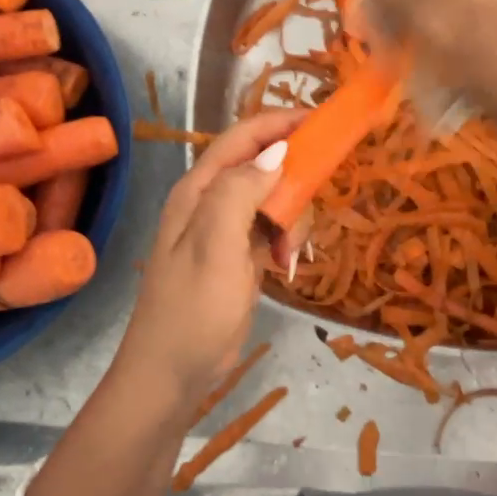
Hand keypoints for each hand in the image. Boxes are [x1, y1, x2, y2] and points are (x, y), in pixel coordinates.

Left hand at [114, 110, 304, 400]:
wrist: (171, 374)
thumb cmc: (192, 309)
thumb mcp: (216, 246)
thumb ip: (240, 192)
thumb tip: (278, 151)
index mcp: (199, 190)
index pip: (244, 137)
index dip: (282, 123)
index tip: (325, 121)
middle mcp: (211, 201)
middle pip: (265, 166)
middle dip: (294, 181)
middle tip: (313, 203)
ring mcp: (225, 230)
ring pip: (275, 200)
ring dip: (293, 219)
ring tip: (288, 254)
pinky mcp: (239, 256)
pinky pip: (273, 230)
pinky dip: (286, 241)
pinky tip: (286, 266)